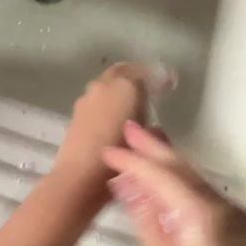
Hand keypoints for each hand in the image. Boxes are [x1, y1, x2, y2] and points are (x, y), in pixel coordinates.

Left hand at [52, 64, 151, 187]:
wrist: (81, 173)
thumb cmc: (119, 155)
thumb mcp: (145, 141)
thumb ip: (151, 127)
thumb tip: (152, 125)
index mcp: (125, 86)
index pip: (143, 72)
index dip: (157, 76)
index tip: (168, 83)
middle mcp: (104, 84)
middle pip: (122, 71)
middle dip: (135, 76)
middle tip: (149, 88)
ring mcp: (87, 96)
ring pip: (106, 84)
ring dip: (118, 88)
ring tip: (131, 106)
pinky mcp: (76, 111)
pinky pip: (96, 98)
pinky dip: (106, 102)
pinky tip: (113, 119)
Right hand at [103, 122, 245, 245]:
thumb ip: (147, 221)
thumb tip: (125, 184)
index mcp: (205, 214)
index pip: (162, 174)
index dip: (133, 159)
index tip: (107, 149)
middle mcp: (227, 207)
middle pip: (184, 168)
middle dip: (154, 148)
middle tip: (127, 129)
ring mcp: (239, 219)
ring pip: (196, 179)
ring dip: (168, 164)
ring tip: (142, 146)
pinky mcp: (242, 232)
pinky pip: (206, 196)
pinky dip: (182, 185)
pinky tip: (164, 185)